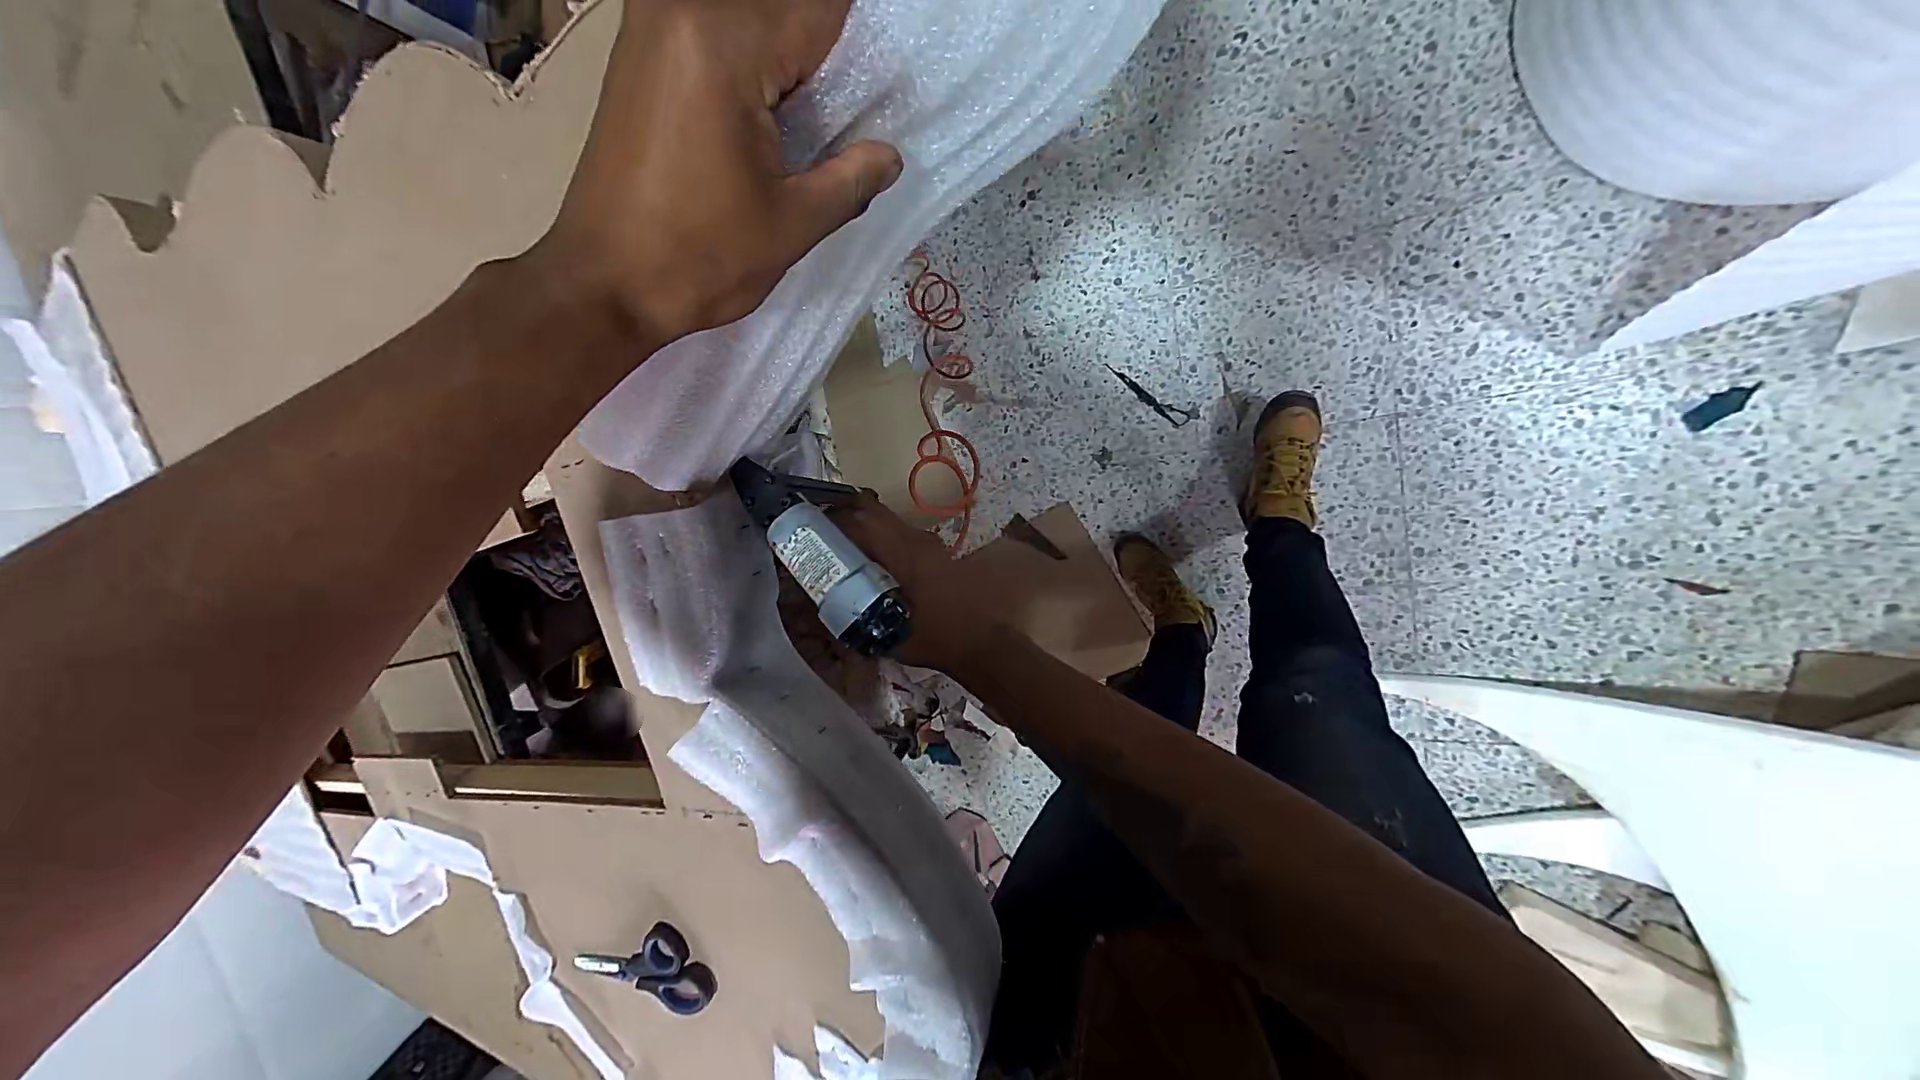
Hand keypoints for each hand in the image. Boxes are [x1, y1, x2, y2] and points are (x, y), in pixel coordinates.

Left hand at [529, 0, 902, 347]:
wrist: (605, 285)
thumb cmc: (699, 259)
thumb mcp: (793, 225)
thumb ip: (852, 180)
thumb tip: (890, 156)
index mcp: (724, 42)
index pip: (821, 14)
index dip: (860, 62)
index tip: (871, 110)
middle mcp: (683, 10)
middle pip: (786, 15)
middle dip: (822, 68)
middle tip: (839, 132)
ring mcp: (653, 27)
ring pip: (753, 26)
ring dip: (788, 74)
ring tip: (803, 137)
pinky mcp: (641, 55)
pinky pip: (718, 41)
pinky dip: (754, 76)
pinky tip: (765, 130)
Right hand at [828, 495, 1003, 672]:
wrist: (985, 644)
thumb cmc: (938, 639)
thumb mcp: (887, 633)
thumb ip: (856, 618)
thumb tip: (824, 610)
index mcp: (906, 553)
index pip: (861, 520)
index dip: (831, 520)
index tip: (808, 529)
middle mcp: (918, 540)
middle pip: (872, 511)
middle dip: (842, 515)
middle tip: (818, 532)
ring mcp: (930, 545)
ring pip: (888, 521)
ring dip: (862, 527)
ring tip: (838, 546)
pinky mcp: (937, 555)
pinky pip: (900, 535)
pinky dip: (879, 539)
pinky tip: (868, 563)